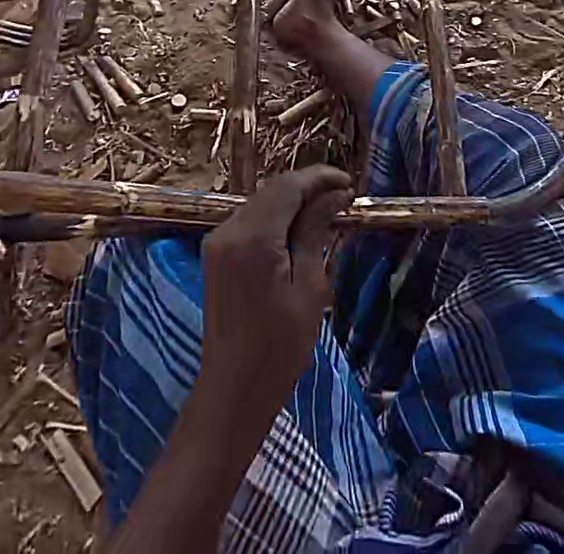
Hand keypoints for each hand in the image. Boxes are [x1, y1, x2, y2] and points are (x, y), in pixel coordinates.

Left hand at [196, 166, 353, 417]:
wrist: (235, 385)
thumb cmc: (281, 345)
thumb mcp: (309, 286)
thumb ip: (315, 232)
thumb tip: (334, 195)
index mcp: (252, 237)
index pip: (286, 186)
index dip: (319, 178)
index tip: (349, 183)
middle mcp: (228, 230)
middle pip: (271, 192)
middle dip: (307, 189)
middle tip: (343, 200)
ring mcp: (216, 241)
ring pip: (259, 205)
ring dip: (291, 204)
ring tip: (326, 215)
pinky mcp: (214, 254)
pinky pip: (248, 222)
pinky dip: (274, 220)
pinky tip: (297, 232)